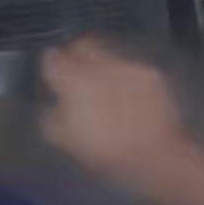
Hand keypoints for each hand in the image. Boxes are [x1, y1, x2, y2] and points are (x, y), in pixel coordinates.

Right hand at [39, 37, 198, 187]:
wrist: (155, 159)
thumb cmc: (100, 150)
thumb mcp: (58, 138)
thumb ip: (48, 111)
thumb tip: (51, 102)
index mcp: (71, 79)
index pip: (51, 57)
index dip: (48, 68)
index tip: (50, 81)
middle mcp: (99, 65)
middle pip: (80, 45)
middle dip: (75, 56)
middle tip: (74, 74)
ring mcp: (128, 67)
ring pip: (107, 55)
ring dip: (100, 67)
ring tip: (103, 88)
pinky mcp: (151, 74)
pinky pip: (130, 68)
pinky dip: (123, 77)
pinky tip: (125, 96)